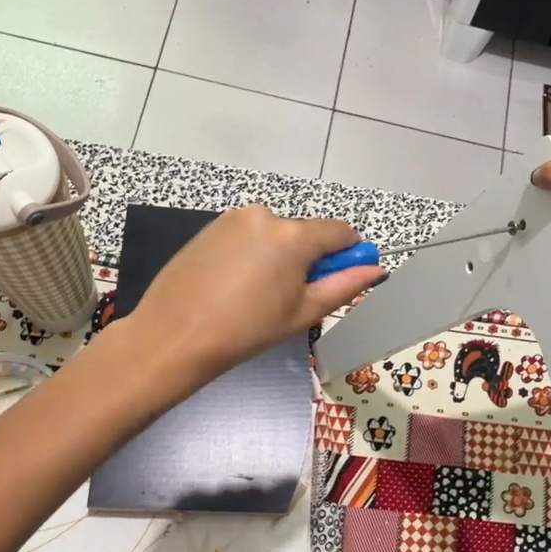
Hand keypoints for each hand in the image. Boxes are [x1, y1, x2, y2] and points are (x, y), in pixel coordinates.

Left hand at [126, 206, 381, 376]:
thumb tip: (377, 269)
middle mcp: (265, 215)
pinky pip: (247, 236)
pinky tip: (234, 287)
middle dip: (308, 260)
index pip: (339, 231)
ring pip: (274, 235)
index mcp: (293, 235)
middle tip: (289, 300)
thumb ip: (344, 286)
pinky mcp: (209, 227)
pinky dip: (252, 255)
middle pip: (305, 233)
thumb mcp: (302, 313)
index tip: (340, 279)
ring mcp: (233, 218)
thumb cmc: (246, 331)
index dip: (348, 254)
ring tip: (256, 296)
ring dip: (279, 257)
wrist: (174, 336)